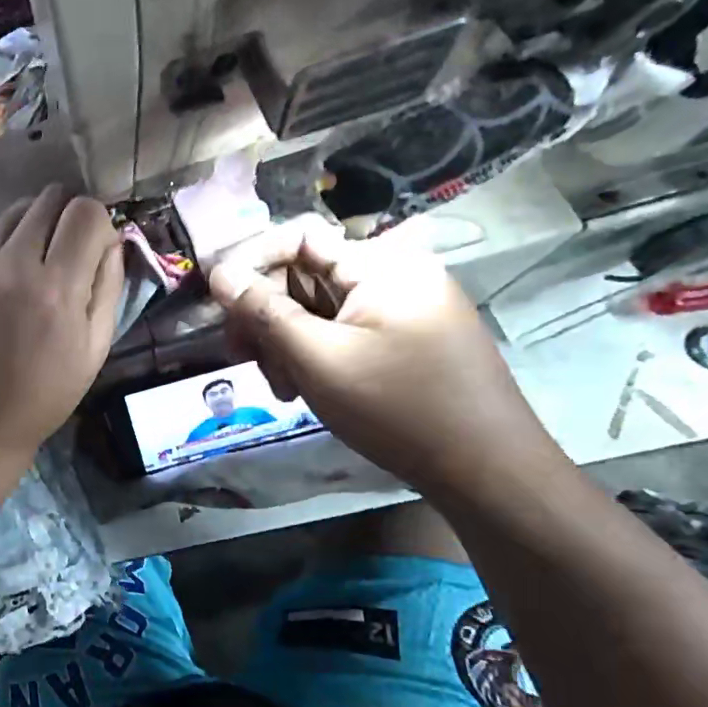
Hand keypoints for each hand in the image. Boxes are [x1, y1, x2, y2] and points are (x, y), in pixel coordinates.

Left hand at [0, 185, 123, 453]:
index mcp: (57, 291)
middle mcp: (12, 269)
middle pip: (48, 199)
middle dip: (65, 217)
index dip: (97, 222)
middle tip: (63, 249)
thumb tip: (112, 236)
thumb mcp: (98, 345)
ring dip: (30, 227)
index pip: (86, 211)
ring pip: (11, 211)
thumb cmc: (51, 388)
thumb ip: (109, 283)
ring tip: (30, 261)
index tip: (94, 245)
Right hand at [206, 217, 559, 492]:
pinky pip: (347, 329)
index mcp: (382, 263)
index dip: (251, 265)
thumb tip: (220, 274)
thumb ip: (265, 313)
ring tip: (285, 388)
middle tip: (247, 362)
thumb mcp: (318, 360)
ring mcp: (406, 305)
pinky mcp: (410, 335)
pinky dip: (319, 353)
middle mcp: (396, 272)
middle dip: (269, 317)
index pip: (298, 237)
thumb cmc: (397, 409)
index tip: (222, 309)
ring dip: (289, 342)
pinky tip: (309, 388)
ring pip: (322, 307)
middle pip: (307, 275)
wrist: (487, 469)